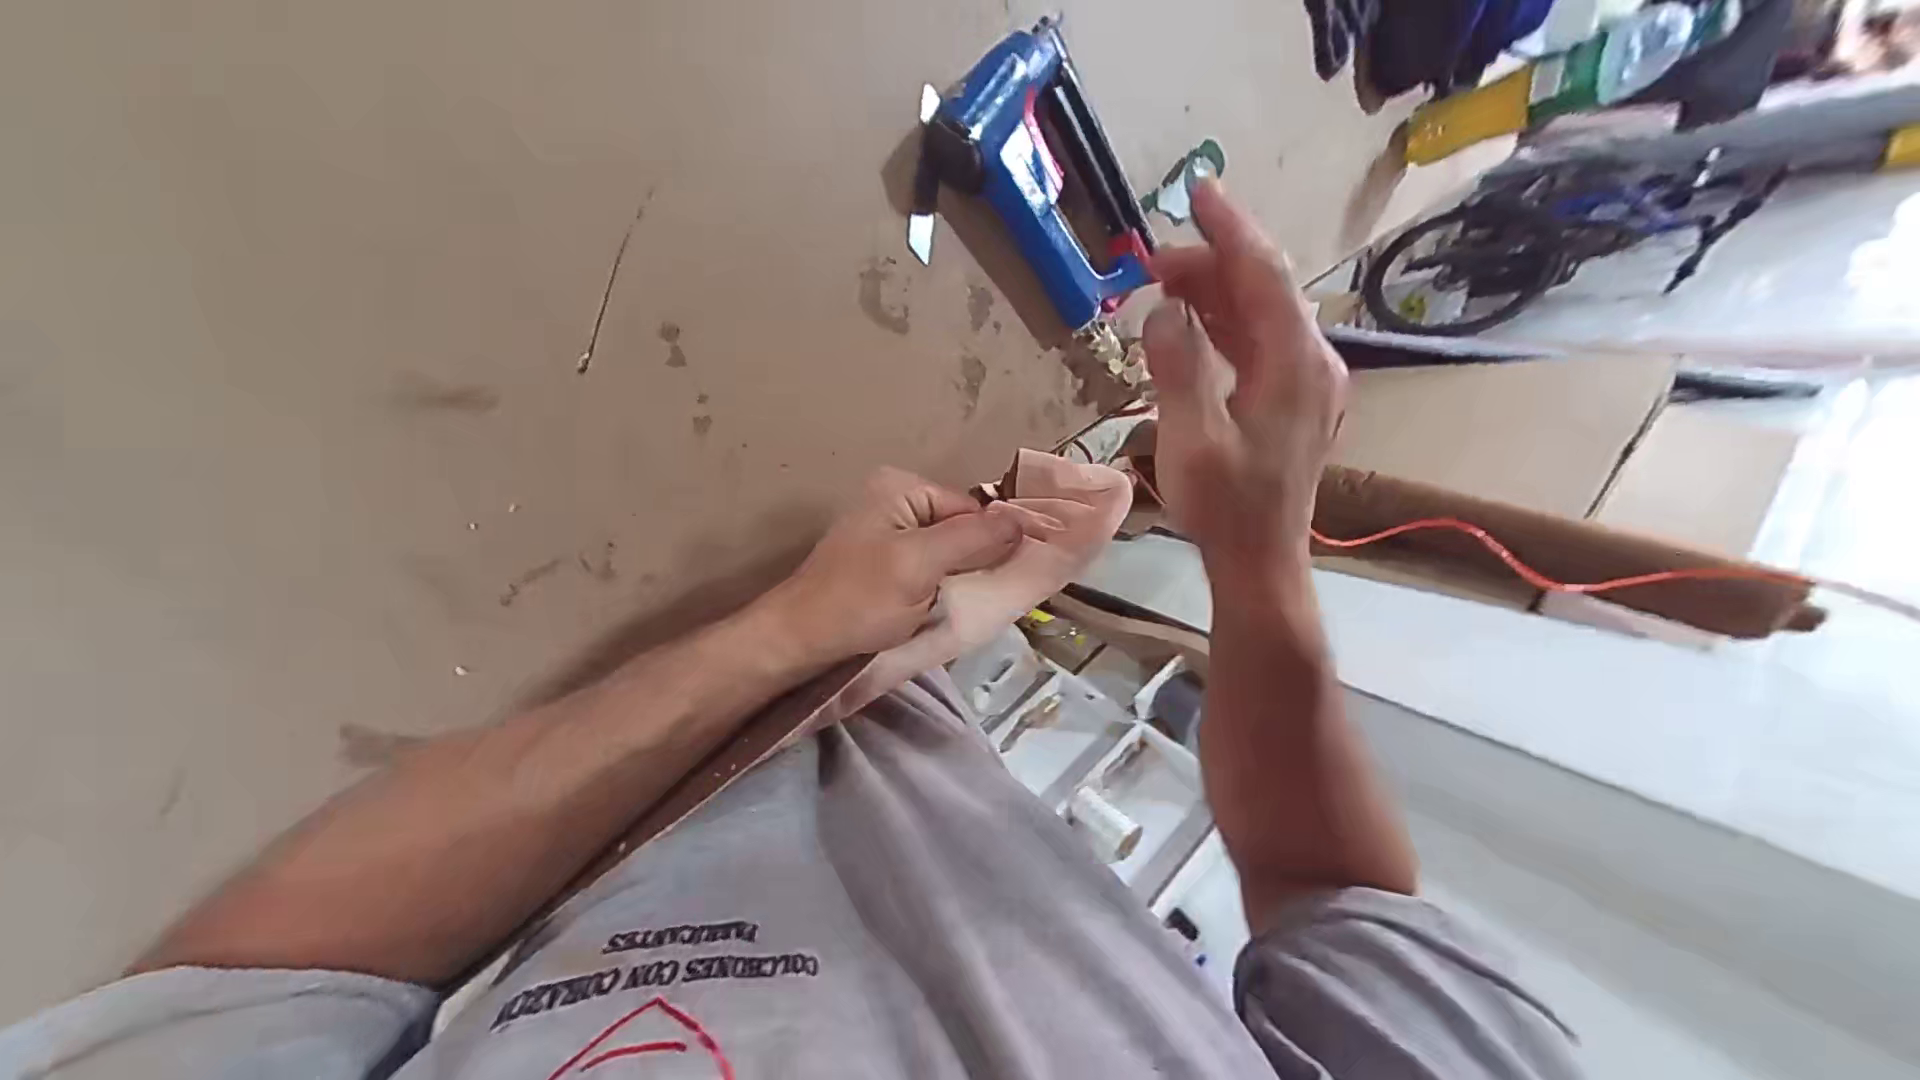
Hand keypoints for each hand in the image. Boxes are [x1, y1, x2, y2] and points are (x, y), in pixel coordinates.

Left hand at [756, 467, 1029, 667]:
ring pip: (946, 555)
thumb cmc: (858, 600)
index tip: (1005, 580)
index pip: (971, 510)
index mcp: (902, 487)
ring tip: (955, 606)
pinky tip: (935, 610)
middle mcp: (895, 501)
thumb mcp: (921, 564)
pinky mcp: (883, 564)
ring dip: (956, 581)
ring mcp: (887, 533)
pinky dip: (937, 589)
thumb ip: (974, 539)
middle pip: (960, 530)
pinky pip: (927, 570)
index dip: (992, 543)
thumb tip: (1023, 520)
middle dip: (972, 563)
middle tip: (976, 597)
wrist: (799, 642)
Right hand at [1143, 178, 1347, 574]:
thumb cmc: (1225, 506)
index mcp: (1294, 364)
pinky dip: (1223, 328)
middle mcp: (1311, 363)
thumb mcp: (1192, 439)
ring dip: (1213, 296)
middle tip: (1151, 263)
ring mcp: (1305, 384)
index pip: (1263, 275)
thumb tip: (1161, 312)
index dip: (1230, 230)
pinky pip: (1258, 346)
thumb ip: (1178, 368)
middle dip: (1209, 266)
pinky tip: (1191, 327)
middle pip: (1262, 292)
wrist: (1260, 558)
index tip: (1199, 191)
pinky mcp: (1292, 403)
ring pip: (1259, 318)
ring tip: (1164, 286)